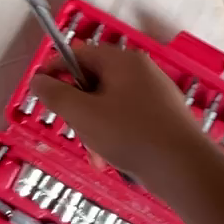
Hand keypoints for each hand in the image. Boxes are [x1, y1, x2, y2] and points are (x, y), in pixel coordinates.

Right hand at [29, 44, 209, 178]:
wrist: (185, 169)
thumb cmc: (130, 135)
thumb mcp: (81, 114)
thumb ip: (54, 94)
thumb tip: (37, 80)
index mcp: (121, 61)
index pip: (77, 54)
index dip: (53, 70)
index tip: (39, 90)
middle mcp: (140, 71)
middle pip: (93, 80)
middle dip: (77, 107)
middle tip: (73, 129)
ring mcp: (156, 94)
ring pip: (108, 103)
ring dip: (93, 126)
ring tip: (96, 154)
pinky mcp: (164, 117)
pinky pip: (127, 118)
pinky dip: (114, 134)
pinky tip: (113, 158)